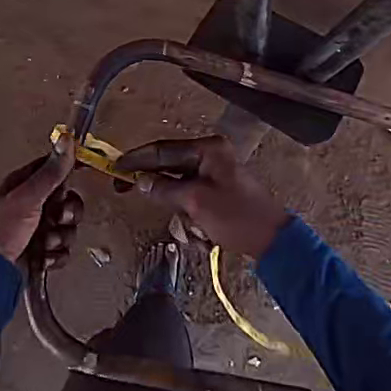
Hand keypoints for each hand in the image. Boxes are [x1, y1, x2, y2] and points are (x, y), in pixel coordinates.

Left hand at [0, 135, 79, 264]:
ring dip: (59, 237)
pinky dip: (54, 255)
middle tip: (57, 218)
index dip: (69, 169)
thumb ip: (51, 171)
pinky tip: (42, 256)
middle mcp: (33, 204)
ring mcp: (38, 228)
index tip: (82, 170)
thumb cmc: (2, 228)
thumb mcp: (28, 196)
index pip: (54, 168)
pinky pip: (63, 250)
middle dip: (67, 213)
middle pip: (68, 201)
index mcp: (25, 184)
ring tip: (43, 242)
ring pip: (68, 227)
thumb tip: (66, 138)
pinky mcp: (43, 251)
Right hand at [116, 136, 289, 257]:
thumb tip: (140, 181)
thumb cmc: (236, 216)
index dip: (136, 159)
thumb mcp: (194, 201)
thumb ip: (164, 188)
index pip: (162, 149)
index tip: (116, 168)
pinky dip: (189, 212)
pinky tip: (202, 233)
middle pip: (168, 165)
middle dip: (154, 184)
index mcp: (208, 149)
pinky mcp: (217, 190)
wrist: (275, 241)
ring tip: (192, 226)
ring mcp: (214, 172)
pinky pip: (191, 196)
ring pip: (178, 184)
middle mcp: (210, 155)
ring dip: (177, 206)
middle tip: (124, 188)